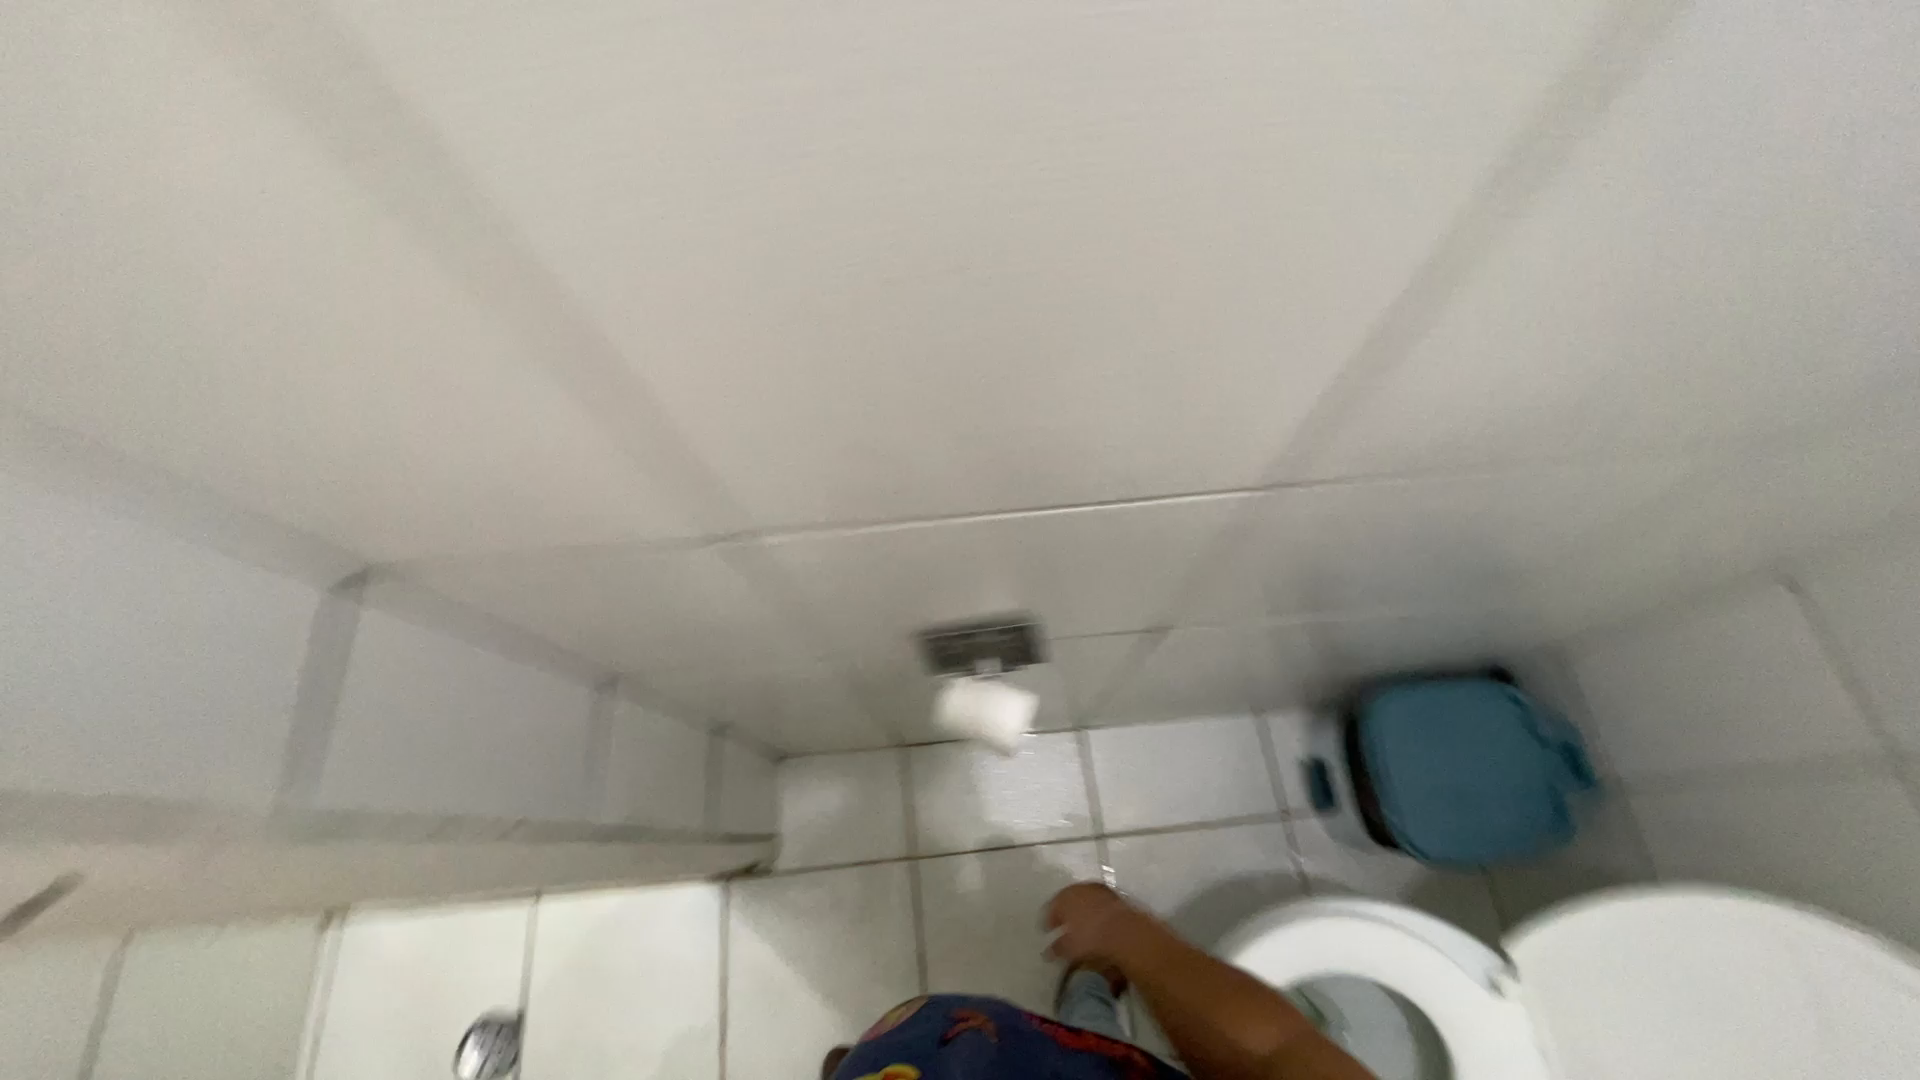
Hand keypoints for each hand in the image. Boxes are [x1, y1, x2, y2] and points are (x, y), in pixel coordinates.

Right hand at [1044, 882, 1150, 966]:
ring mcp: (1100, 891)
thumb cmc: (1091, 938)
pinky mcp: (1117, 897)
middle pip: (1070, 900)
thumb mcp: (1070, 948)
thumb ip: (1057, 948)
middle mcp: (1081, 888)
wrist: (1125, 932)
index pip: (1052, 906)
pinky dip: (1099, 913)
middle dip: (1067, 913)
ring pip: (1088, 900)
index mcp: (1065, 897)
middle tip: (1066, 928)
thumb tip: (1049, 952)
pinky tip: (1101, 926)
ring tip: (1085, 928)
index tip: (1049, 930)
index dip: (1050, 919)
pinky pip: (1102, 904)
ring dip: (1085, 912)